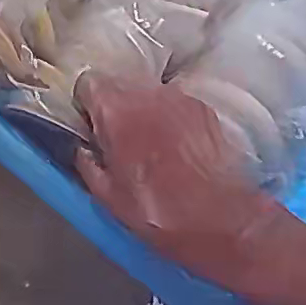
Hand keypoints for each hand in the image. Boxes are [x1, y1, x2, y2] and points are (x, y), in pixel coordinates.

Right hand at [73, 73, 297, 291]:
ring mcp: (179, 98)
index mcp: (116, 112)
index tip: (90, 126)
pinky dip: (168, 116)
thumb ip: (88, 164)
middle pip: (118, 84)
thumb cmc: (159, 212)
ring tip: (149, 143)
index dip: (85, 104)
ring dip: (142, 110)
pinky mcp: (204, 108)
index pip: (88, 83)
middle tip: (117, 139)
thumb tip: (82, 149)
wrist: (222, 221)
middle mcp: (147, 94)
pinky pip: (174, 102)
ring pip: (147, 91)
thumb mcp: (108, 197)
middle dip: (113, 106)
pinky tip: (175, 146)